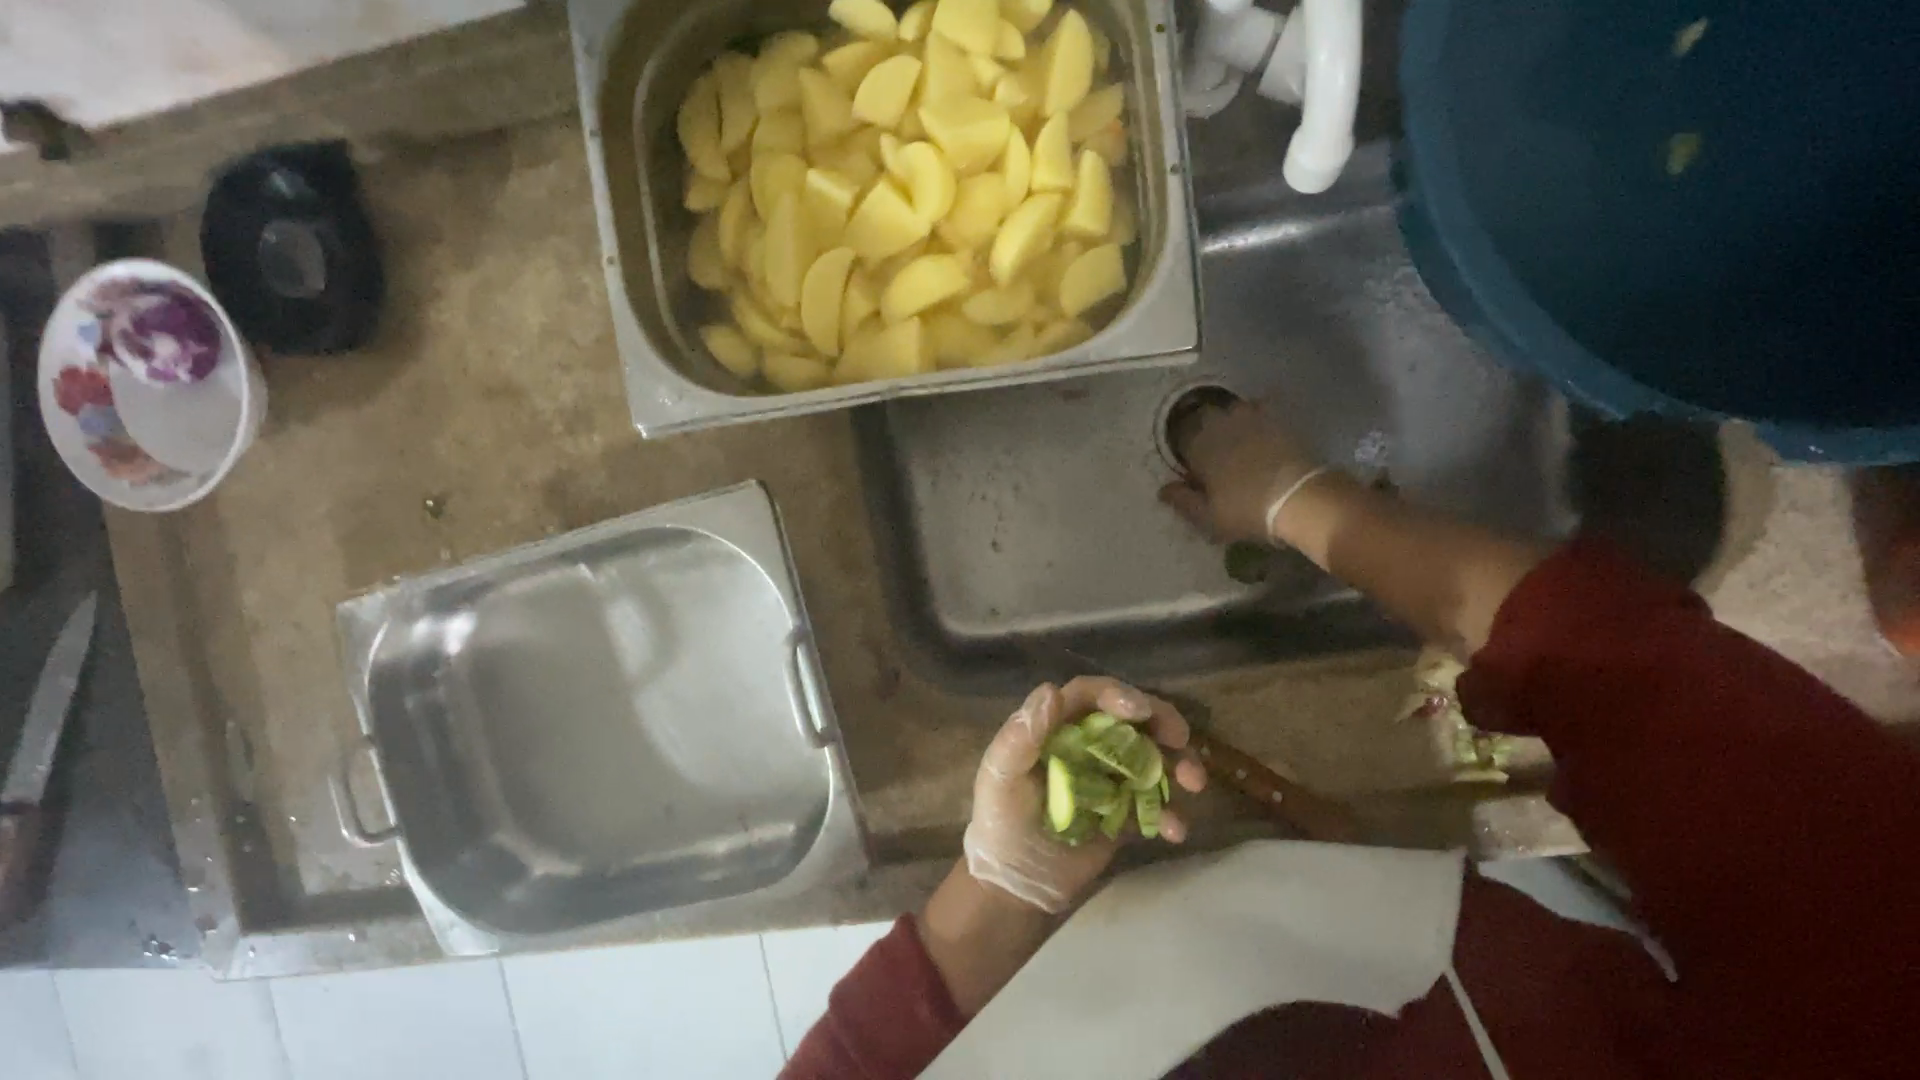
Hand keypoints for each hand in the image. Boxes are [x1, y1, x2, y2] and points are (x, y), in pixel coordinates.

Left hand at [962, 676, 1208, 913]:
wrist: (1015, 885)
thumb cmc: (999, 822)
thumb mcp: (1001, 777)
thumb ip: (1021, 737)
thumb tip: (1051, 690)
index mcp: (1055, 728)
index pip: (1089, 696)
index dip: (1117, 694)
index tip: (1141, 711)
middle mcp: (1086, 745)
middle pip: (1130, 720)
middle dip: (1162, 723)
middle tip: (1181, 739)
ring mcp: (1108, 778)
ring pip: (1151, 757)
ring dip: (1177, 764)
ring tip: (1194, 782)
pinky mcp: (1123, 813)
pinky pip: (1155, 804)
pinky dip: (1171, 813)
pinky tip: (1175, 830)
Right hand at [1158, 400, 1323, 544]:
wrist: (1301, 498)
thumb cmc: (1246, 510)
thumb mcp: (1207, 516)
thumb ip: (1182, 500)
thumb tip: (1163, 490)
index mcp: (1198, 445)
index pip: (1179, 436)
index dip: (1182, 448)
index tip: (1188, 463)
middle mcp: (1220, 423)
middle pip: (1203, 417)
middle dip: (1202, 428)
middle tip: (1210, 447)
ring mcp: (1251, 416)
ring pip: (1232, 409)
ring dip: (1229, 418)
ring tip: (1234, 434)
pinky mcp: (1279, 417)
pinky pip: (1263, 405)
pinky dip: (1259, 410)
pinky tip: (1261, 423)